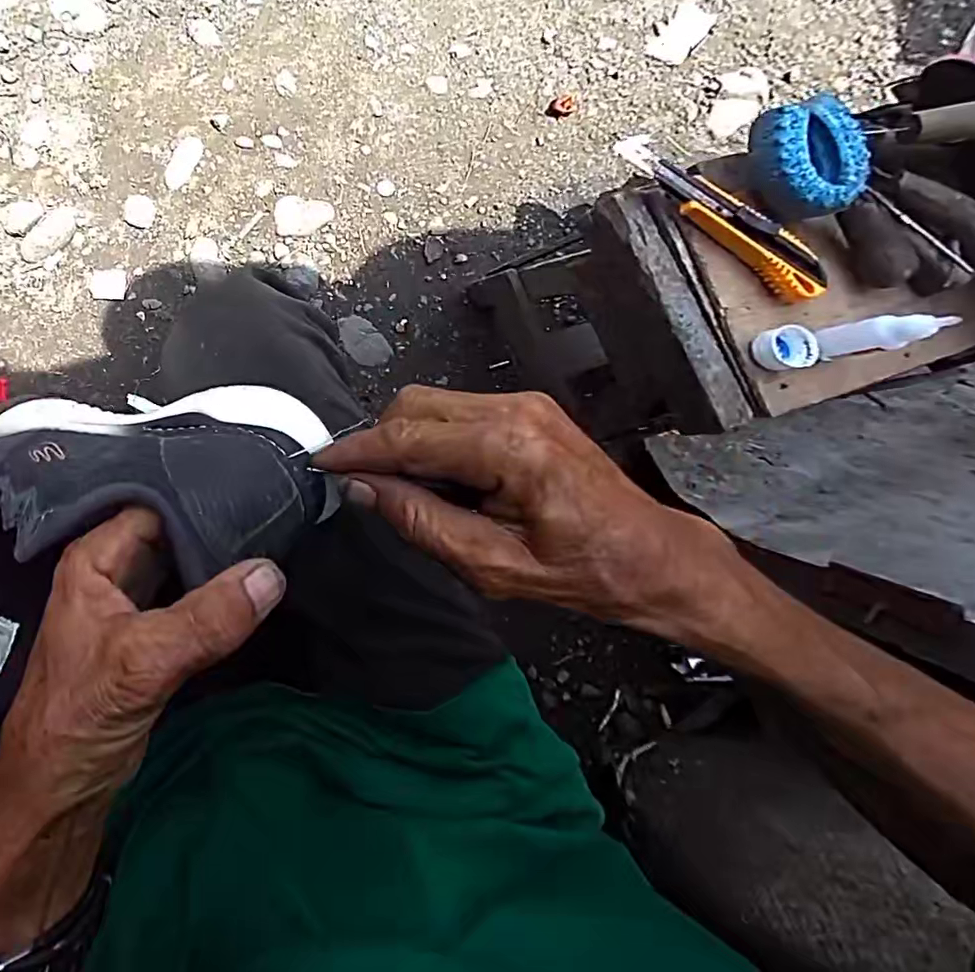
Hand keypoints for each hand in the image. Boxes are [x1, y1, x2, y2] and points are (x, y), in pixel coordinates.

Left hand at [0, 507, 284, 956]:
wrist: (59, 795)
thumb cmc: (79, 720)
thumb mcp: (144, 663)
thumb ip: (206, 619)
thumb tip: (270, 574)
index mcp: (93, 559)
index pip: (153, 504)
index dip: (199, 497)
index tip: (251, 491)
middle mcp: (111, 571)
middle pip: (171, 531)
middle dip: (215, 525)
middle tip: (271, 512)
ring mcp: (132, 602)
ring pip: (182, 564)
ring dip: (219, 558)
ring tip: (271, 537)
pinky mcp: (151, 633)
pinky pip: (190, 596)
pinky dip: (218, 590)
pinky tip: (250, 583)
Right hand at [314, 386, 745, 643]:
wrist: (651, 557)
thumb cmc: (589, 570)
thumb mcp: (492, 565)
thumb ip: (421, 521)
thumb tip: (367, 490)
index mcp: (510, 448)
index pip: (407, 436)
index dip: (357, 450)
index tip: (324, 463)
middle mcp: (516, 411)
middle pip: (411, 406)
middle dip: (377, 443)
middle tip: (365, 488)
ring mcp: (522, 405)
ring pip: (428, 404)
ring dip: (402, 443)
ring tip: (409, 492)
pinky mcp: (523, 411)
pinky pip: (452, 413)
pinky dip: (428, 441)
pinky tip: (439, 480)